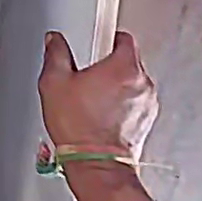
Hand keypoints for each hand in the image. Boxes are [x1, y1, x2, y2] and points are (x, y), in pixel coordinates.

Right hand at [38, 31, 158, 158]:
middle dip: (109, 67)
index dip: (109, 39)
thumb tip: (55, 41)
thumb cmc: (78, 126)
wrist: (94, 161)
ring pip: (132, 84)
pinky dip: (121, 106)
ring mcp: (147, 103)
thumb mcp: (54, 82)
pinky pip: (134, 103)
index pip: (125, 39)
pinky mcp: (146, 120)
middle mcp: (141, 82)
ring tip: (92, 100)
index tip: (98, 44)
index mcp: (123, 66)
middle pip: (128, 62)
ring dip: (116, 87)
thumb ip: (56, 54)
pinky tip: (100, 115)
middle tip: (87, 78)